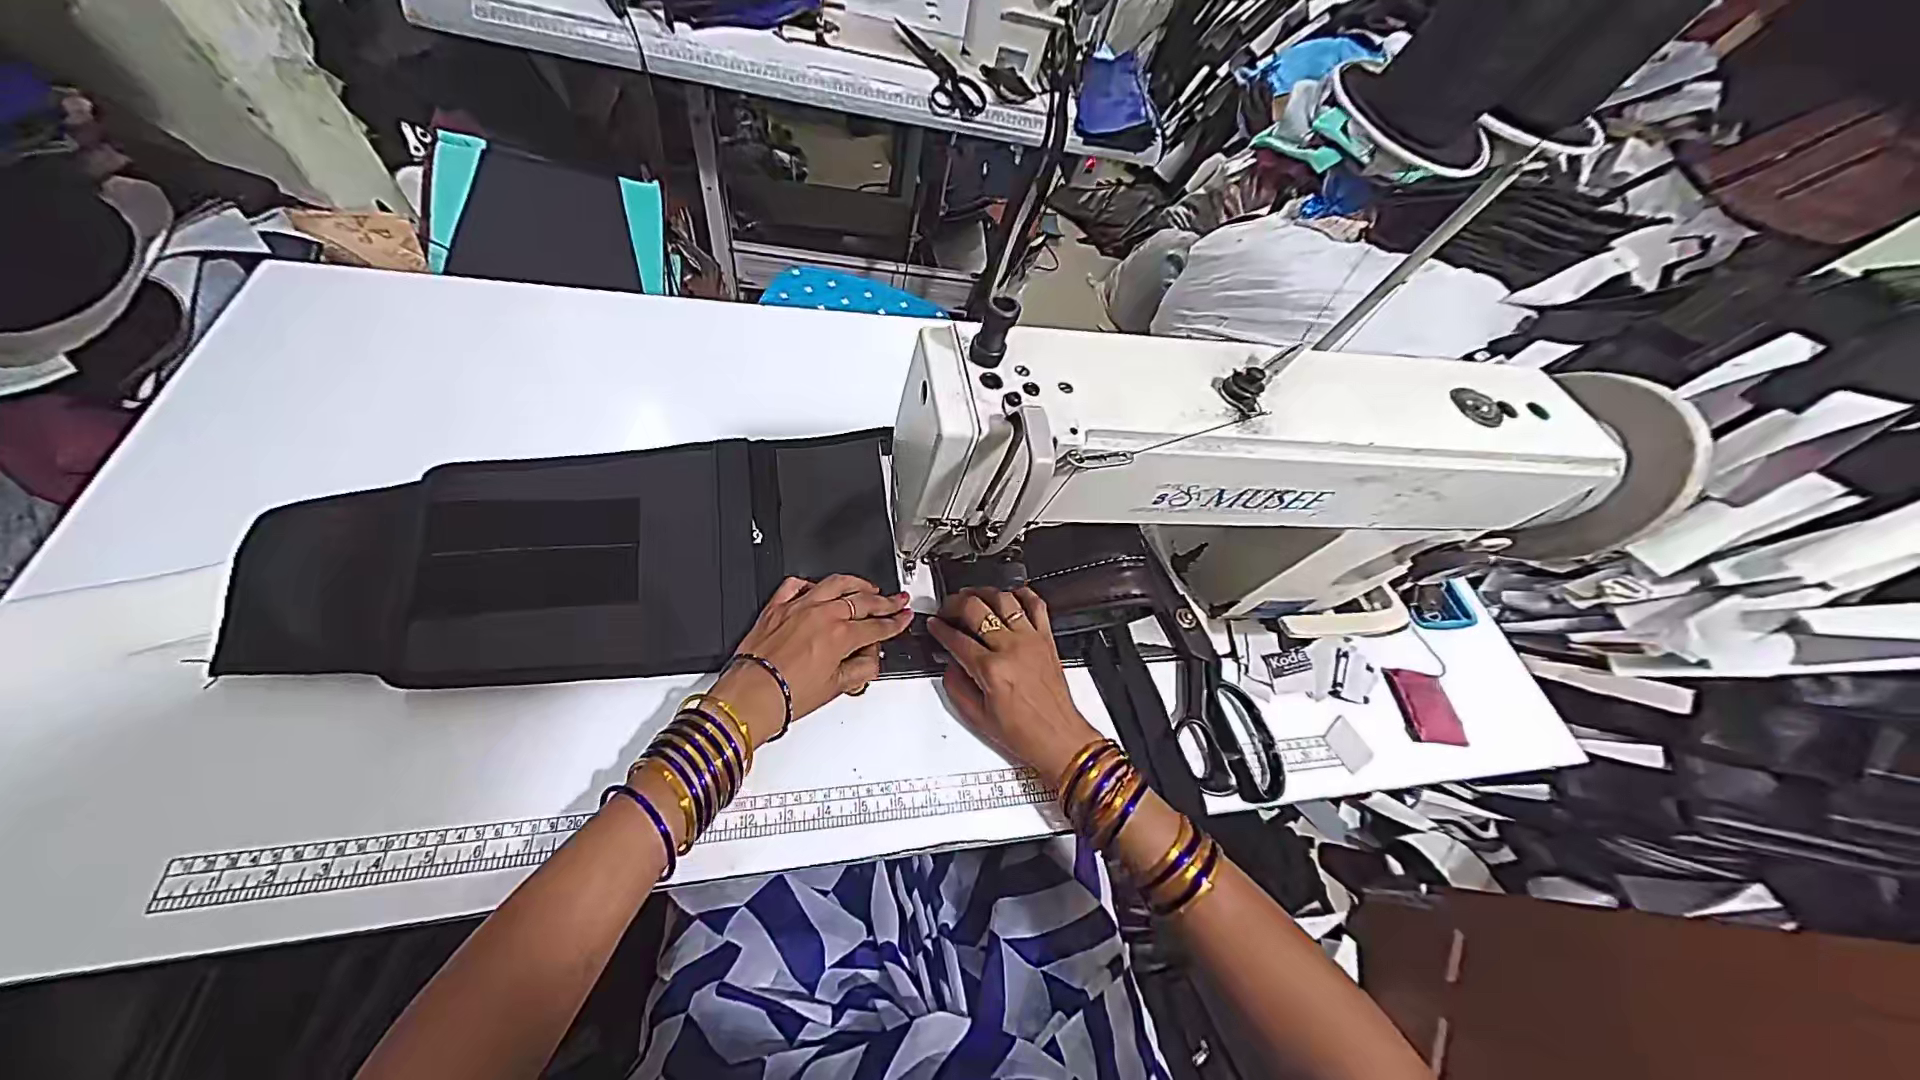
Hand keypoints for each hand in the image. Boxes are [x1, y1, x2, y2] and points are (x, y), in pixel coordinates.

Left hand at [713, 575, 911, 746]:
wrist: (751, 696)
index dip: (896, 622)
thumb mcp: (836, 687)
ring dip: (856, 583)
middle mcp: (822, 615)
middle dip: (886, 601)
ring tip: (867, 586)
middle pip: (863, 600)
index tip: (903, 618)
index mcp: (840, 635)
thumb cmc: (786, 695)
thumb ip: (861, 669)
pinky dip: (810, 583)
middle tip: (897, 600)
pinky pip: (796, 584)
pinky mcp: (777, 607)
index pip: (878, 625)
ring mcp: (799, 607)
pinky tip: (817, 586)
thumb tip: (870, 659)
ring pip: (835, 583)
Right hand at [927, 587, 1100, 785]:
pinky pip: (1036, 605)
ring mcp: (1031, 640)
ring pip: (1003, 599)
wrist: (1059, 738)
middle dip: (953, 604)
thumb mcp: (977, 716)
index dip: (939, 628)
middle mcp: (1012, 649)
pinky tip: (1010, 595)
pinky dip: (1022, 594)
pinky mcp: (1047, 639)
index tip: (934, 625)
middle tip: (947, 609)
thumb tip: (949, 664)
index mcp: (991, 670)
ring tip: (972, 596)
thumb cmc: (1025, 732)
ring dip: (982, 593)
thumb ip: (956, 686)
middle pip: (975, 609)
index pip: (956, 638)